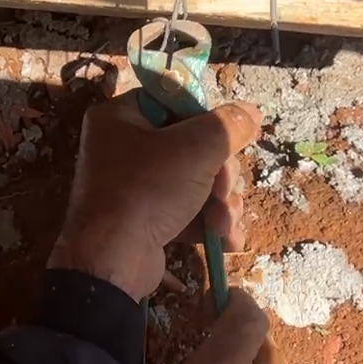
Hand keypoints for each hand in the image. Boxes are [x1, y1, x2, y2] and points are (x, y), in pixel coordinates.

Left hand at [47, 93, 260, 299]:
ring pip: (195, 182)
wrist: (112, 261)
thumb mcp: (195, 148)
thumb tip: (250, 112)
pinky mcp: (144, 220)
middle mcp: (121, 148)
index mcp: (119, 117)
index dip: (206, 120)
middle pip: (191, 146)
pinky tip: (226, 239)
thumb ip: (228, 125)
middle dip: (220, 173)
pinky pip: (186, 212)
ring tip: (224, 221)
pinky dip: (208, 223)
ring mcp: (133, 187)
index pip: (174, 102)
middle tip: (223, 189)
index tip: (227, 138)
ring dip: (220, 202)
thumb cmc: (147, 190)